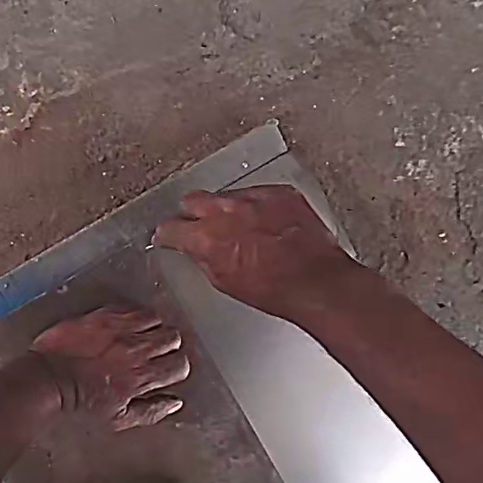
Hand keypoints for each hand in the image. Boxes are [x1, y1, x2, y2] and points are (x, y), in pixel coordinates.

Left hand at [31, 305, 190, 429]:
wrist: (48, 379)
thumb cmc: (81, 402)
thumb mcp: (118, 418)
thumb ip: (150, 411)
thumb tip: (175, 402)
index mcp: (142, 377)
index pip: (179, 365)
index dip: (176, 367)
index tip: (167, 369)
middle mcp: (136, 350)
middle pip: (173, 337)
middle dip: (168, 345)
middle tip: (155, 351)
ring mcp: (120, 329)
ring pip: (156, 318)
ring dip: (153, 327)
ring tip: (141, 335)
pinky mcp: (104, 315)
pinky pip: (132, 307)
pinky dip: (134, 315)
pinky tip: (126, 325)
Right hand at [154, 186, 366, 320]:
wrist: (315, 282)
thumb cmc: (275, 289)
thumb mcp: (225, 282)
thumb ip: (202, 259)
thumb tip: (195, 251)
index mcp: (207, 237)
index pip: (170, 227)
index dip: (167, 234)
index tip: (168, 236)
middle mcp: (227, 211)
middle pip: (193, 200)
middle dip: (192, 213)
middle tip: (200, 226)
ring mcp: (254, 198)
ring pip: (226, 195)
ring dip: (228, 210)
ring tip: (244, 231)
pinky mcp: (279, 193)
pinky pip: (257, 194)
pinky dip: (257, 207)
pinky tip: (266, 225)